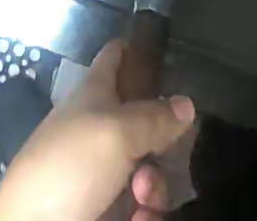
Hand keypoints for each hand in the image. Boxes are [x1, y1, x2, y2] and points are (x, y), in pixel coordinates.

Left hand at [0, 40, 195, 220]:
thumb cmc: (70, 164)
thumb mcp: (116, 131)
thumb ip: (154, 117)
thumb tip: (186, 102)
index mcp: (95, 93)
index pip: (115, 58)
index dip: (136, 52)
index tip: (163, 59)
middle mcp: (102, 126)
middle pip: (147, 121)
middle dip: (163, 142)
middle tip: (160, 157)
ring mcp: (105, 169)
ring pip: (150, 168)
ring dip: (156, 185)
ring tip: (142, 198)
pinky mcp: (109, 208)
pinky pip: (143, 206)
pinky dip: (147, 214)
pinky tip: (139, 220)